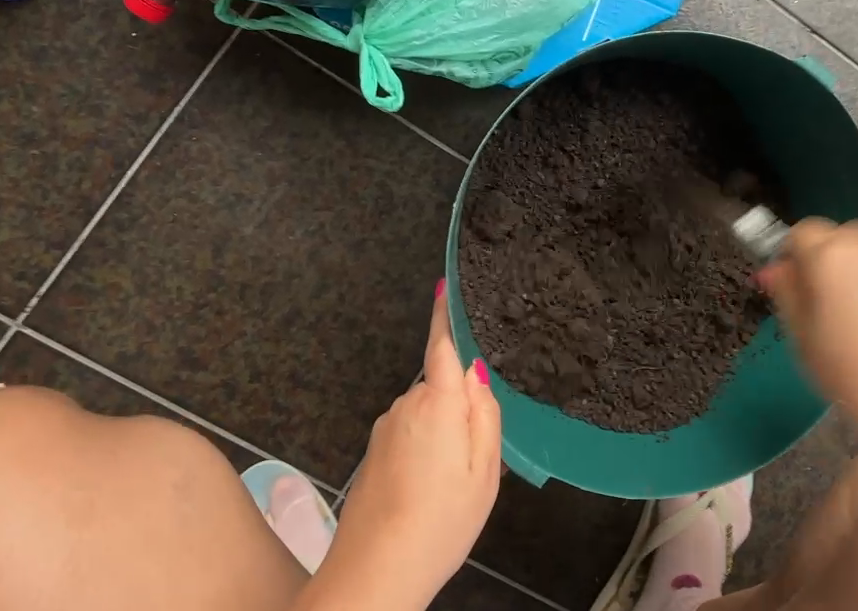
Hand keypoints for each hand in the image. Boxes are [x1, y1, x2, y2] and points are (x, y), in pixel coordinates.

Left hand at [306, 282, 500, 610]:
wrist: (373, 577)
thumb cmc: (441, 522)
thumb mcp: (484, 471)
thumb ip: (484, 413)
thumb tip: (474, 371)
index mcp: (436, 402)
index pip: (441, 343)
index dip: (445, 311)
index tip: (445, 281)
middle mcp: (405, 405)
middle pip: (440, 383)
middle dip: (460, 403)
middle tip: (477, 455)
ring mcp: (385, 428)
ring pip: (426, 412)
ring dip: (443, 432)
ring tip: (454, 485)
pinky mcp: (373, 451)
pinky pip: (410, 433)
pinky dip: (425, 450)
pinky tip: (430, 492)